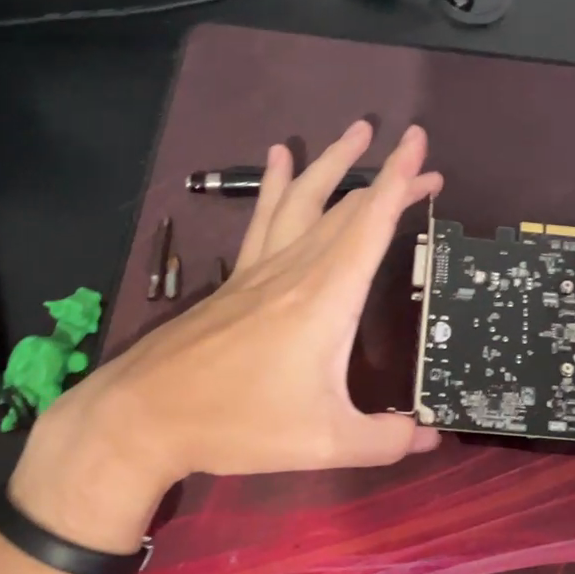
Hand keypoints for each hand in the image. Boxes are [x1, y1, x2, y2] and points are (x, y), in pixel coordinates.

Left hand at [8, 120, 443, 551]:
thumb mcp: (324, 443)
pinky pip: (264, 218)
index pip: (370, 224)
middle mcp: (295, 270)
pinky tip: (279, 157)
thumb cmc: (238, 424)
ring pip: (304, 200)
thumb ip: (385, 440)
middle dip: (389, 181)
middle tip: (426, 169)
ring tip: (356, 130)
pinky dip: (276, 185)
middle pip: (348, 210)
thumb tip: (430, 435)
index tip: (418, 141)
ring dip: (333, 164)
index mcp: (325, 298)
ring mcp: (260, 270)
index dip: (398, 180)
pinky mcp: (237, 279)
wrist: (145, 416)